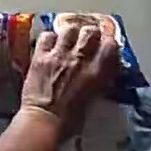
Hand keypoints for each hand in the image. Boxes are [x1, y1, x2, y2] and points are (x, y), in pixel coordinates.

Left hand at [18, 19, 117, 135]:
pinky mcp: (40, 56)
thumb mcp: (95, 97)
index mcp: (97, 72)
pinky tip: (50, 45)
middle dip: (90, 33)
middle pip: (90, 32)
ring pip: (69, 29)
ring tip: (68, 39)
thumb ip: (101, 79)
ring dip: (70, 33)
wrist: (44, 121)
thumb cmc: (72, 118)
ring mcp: (58, 55)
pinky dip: (50, 38)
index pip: (111, 45)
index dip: (109, 41)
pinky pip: (46, 36)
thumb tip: (105, 67)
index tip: (106, 43)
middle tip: (86, 39)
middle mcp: (79, 59)